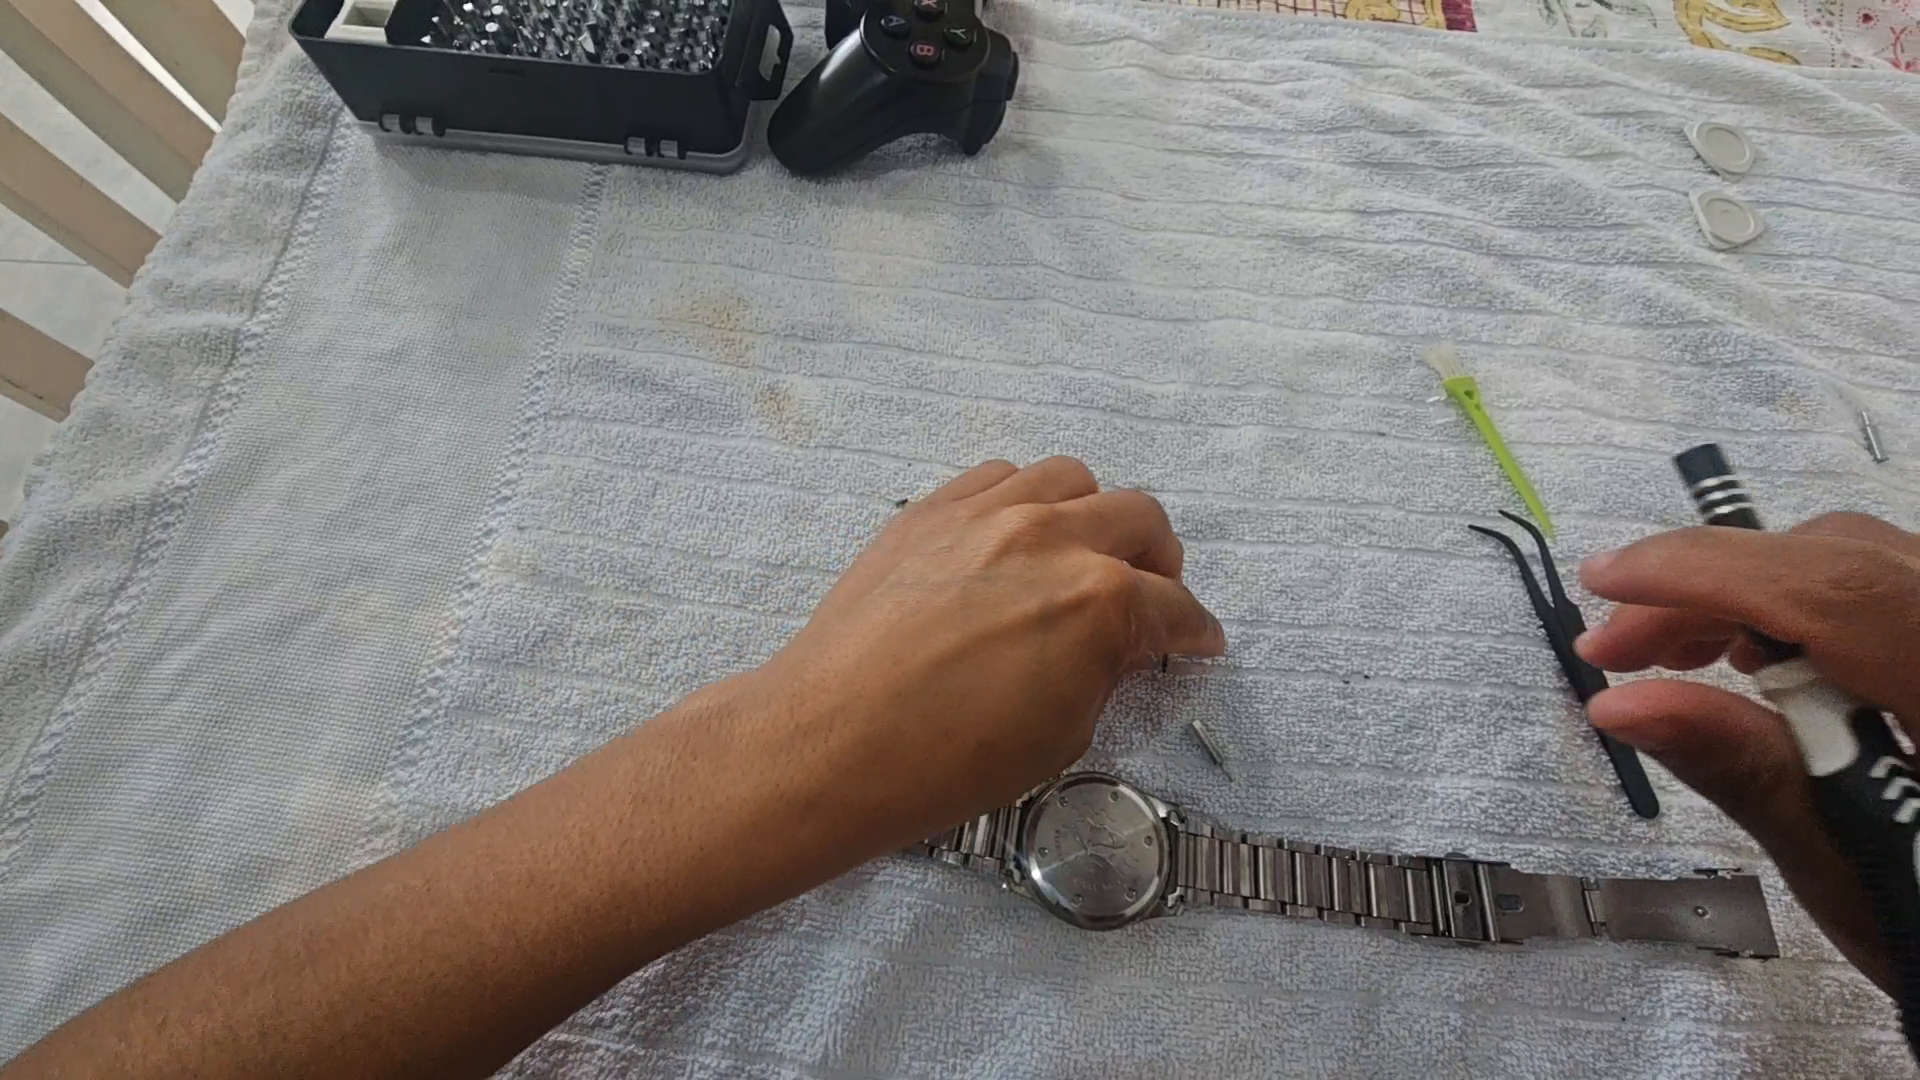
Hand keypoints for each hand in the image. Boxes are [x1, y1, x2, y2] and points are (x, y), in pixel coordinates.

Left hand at [732, 456, 1226, 859]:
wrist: (831, 738)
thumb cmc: (947, 760)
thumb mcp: (1060, 735)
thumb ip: (1107, 671)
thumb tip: (1126, 642)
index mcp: (1098, 600)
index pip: (1175, 607)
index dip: (1195, 631)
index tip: (1197, 641)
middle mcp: (1051, 536)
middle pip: (1140, 518)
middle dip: (1160, 561)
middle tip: (1149, 595)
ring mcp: (986, 510)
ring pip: (1072, 479)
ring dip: (1093, 517)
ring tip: (1079, 555)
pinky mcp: (932, 507)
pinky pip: (1001, 476)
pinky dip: (1026, 501)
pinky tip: (1012, 538)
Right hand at [1575, 512, 1919, 987]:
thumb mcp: (1855, 869)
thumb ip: (1746, 773)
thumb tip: (1615, 705)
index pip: (1844, 597)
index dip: (1710, 573)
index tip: (1599, 581)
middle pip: (1836, 560)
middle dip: (1698, 590)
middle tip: (1613, 653)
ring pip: (1852, 556)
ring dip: (1733, 593)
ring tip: (1669, 656)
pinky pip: (1877, 577)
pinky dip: (1786, 601)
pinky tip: (1753, 657)